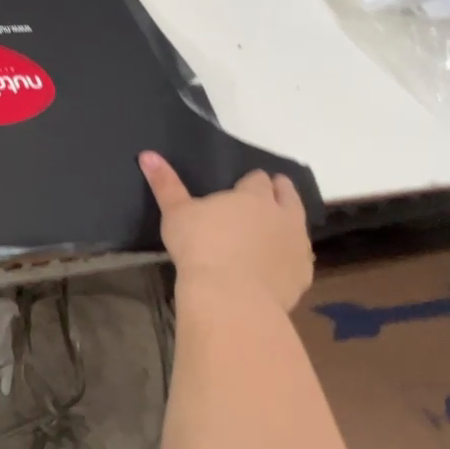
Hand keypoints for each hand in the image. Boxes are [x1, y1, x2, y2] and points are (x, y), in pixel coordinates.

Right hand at [140, 151, 313, 311]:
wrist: (232, 294)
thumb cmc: (199, 244)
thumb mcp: (175, 211)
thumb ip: (165, 183)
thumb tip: (147, 154)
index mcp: (253, 198)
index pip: (258, 181)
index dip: (254, 178)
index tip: (253, 176)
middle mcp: (282, 217)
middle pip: (289, 198)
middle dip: (283, 190)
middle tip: (279, 184)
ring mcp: (296, 246)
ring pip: (299, 226)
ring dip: (291, 220)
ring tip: (282, 220)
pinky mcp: (301, 273)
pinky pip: (299, 255)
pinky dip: (291, 250)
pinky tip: (280, 255)